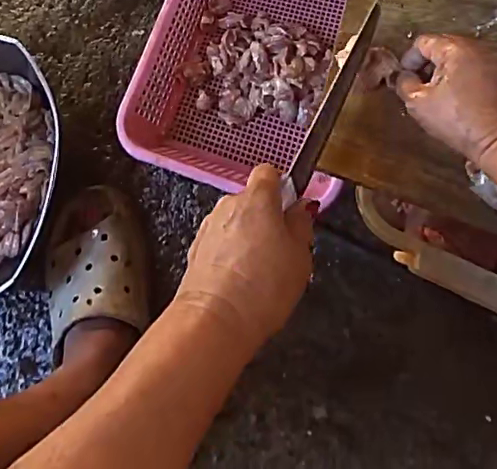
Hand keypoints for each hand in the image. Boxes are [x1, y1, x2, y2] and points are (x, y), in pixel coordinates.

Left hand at [175, 164, 314, 346]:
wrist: (213, 324)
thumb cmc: (261, 287)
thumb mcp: (300, 255)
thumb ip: (302, 224)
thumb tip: (300, 209)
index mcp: (258, 197)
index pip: (269, 172)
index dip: (282, 188)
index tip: (292, 210)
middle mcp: (229, 205)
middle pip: (252, 200)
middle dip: (266, 218)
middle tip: (281, 248)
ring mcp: (208, 228)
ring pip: (235, 224)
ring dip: (247, 239)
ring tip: (260, 274)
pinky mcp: (194, 253)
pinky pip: (220, 245)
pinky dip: (230, 257)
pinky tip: (241, 284)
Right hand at [394, 34, 496, 164]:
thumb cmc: (459, 120)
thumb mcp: (419, 104)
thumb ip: (404, 84)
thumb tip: (404, 76)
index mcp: (454, 48)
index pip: (422, 43)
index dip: (409, 60)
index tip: (405, 79)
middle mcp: (476, 48)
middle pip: (443, 49)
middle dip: (428, 67)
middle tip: (420, 89)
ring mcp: (494, 62)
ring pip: (462, 61)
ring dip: (448, 75)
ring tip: (441, 98)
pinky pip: (479, 72)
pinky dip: (467, 82)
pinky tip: (464, 103)